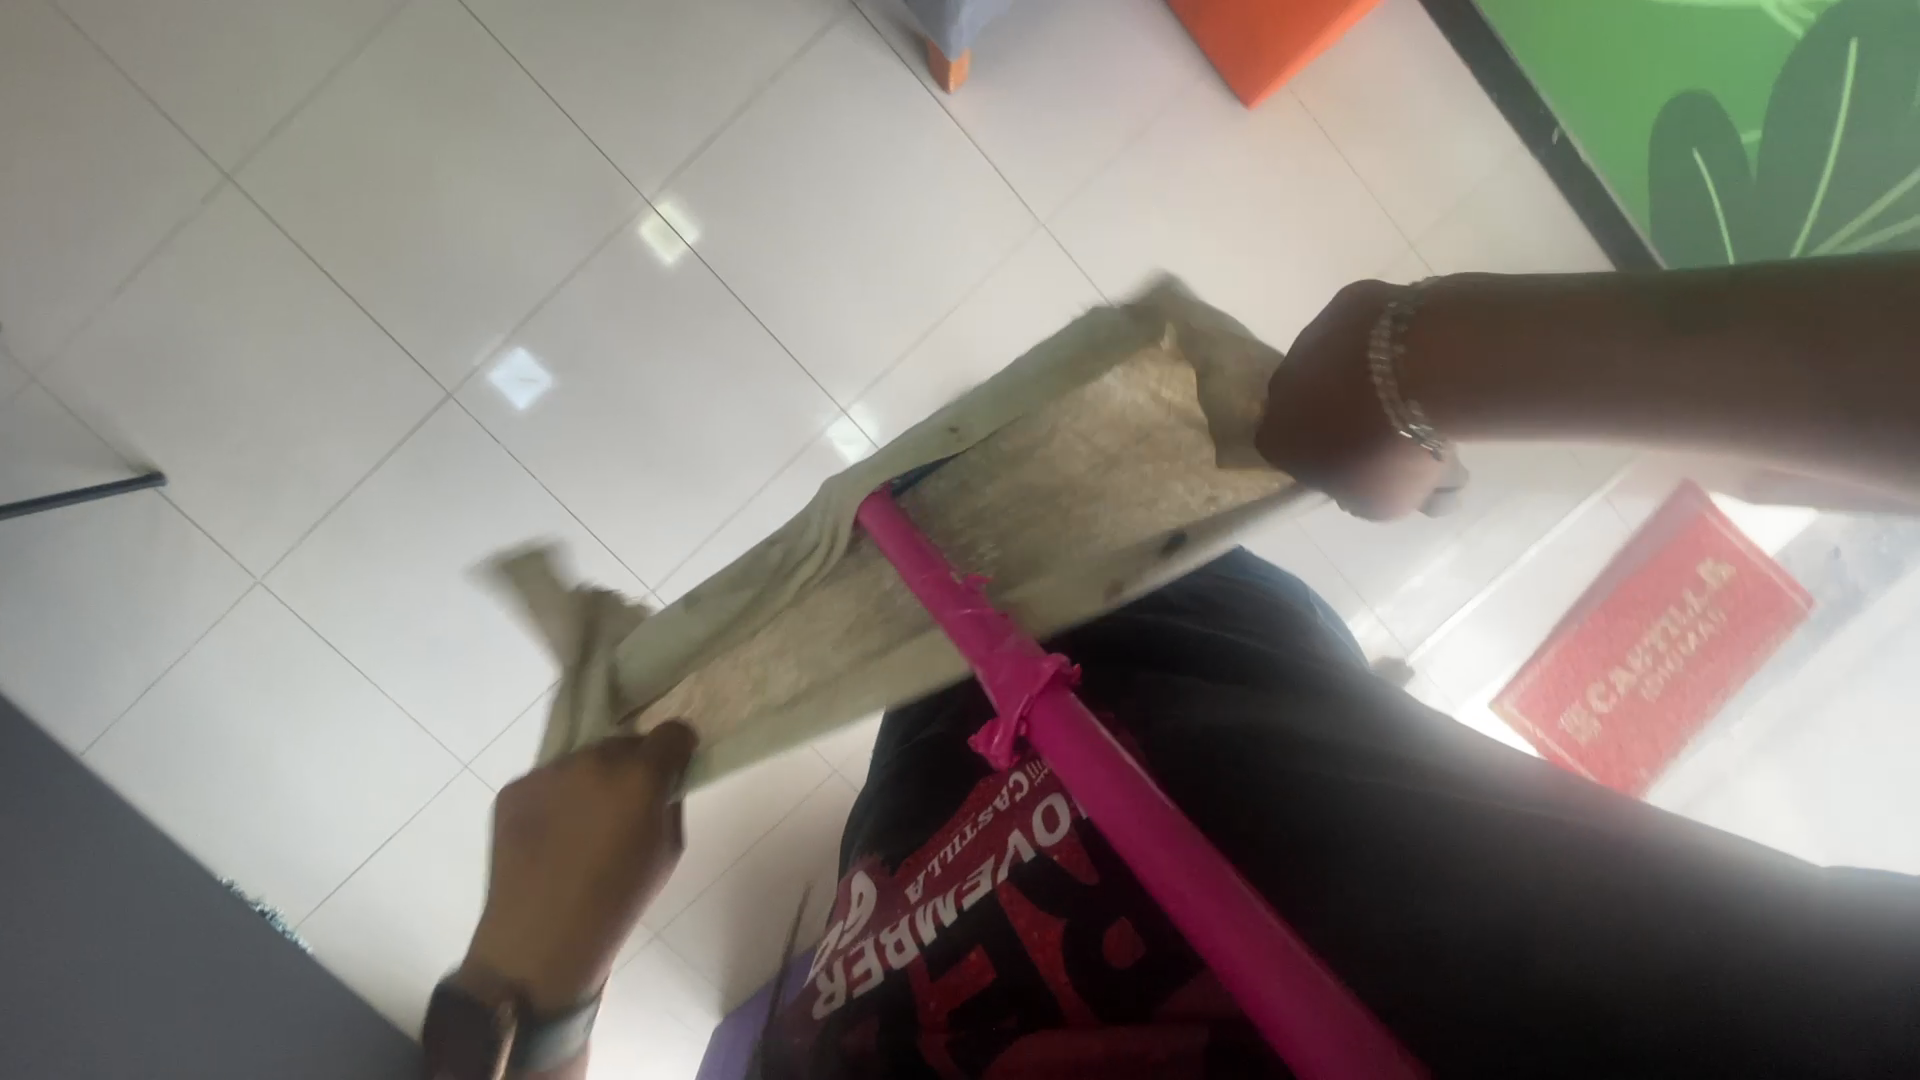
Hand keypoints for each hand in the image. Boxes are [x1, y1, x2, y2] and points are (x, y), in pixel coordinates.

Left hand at [457, 721, 695, 1013]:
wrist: (539, 942)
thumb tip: (662, 781)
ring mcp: (548, 772)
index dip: (676, 749)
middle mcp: (594, 760)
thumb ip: (668, 802)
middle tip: (624, 805)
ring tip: (582, 824)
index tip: (673, 768)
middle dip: (632, 766)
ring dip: (592, 780)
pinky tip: (552, 835)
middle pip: (624, 744)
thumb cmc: (618, 899)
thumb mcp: (668, 849)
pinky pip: (547, 781)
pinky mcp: (513, 789)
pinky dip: (556, 798)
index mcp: (640, 775)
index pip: (671, 731)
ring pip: (583, 761)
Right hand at [1256, 280, 1452, 520]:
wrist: (1430, 372)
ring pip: (1334, 363)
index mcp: (1275, 438)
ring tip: (1417, 388)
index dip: (1323, 459)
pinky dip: (1387, 338)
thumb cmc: (1392, 452)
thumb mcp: (1378, 502)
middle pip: (1307, 404)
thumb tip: (1371, 485)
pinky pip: (1366, 327)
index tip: (1358, 464)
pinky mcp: (1348, 301)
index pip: (1289, 452)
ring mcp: (1311, 339)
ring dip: (1364, 376)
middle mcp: (1279, 387)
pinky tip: (1423, 350)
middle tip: (1390, 428)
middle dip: (1340, 414)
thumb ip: (1362, 496)